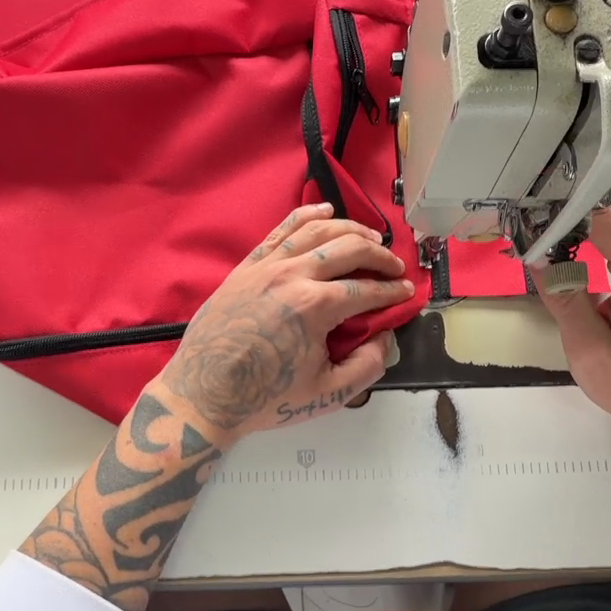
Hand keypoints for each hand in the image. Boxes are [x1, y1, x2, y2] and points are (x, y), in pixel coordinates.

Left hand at [155, 203, 410, 447]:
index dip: (392, 292)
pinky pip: (281, 230)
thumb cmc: (264, 398)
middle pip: (349, 249)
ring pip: (317, 231)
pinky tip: (325, 212)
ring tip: (370, 237)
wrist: (205, 393)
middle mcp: (292, 276)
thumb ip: (367, 367)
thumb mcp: (326, 393)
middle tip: (394, 267)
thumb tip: (384, 339)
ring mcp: (266, 266)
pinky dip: (306, 217)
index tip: (406, 293)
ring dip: (350, 230)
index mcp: (315, 307)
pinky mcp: (246, 267)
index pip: (367, 290)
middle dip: (380, 256)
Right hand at [534, 205, 610, 445]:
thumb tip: (537, 255)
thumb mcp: (588, 348)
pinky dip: (607, 244)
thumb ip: (564, 296)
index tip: (532, 232)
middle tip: (539, 247)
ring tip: (556, 257)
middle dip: (575, 224)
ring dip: (590, 234)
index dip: (565, 219)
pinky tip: (584, 264)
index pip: (605, 219)